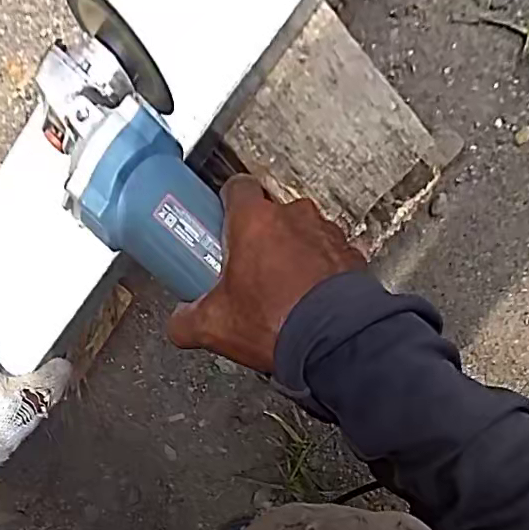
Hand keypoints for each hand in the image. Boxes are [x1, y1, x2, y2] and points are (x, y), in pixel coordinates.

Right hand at [165, 176, 365, 373]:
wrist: (330, 341)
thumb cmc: (275, 321)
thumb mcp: (210, 327)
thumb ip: (184, 320)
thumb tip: (179, 321)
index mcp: (255, 223)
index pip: (237, 188)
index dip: (224, 204)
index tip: (216, 224)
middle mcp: (294, 217)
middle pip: (268, 213)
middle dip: (254, 237)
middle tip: (240, 268)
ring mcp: (326, 233)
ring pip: (298, 232)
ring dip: (285, 252)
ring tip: (272, 288)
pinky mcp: (349, 255)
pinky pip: (324, 254)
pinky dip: (313, 270)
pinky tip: (300, 297)